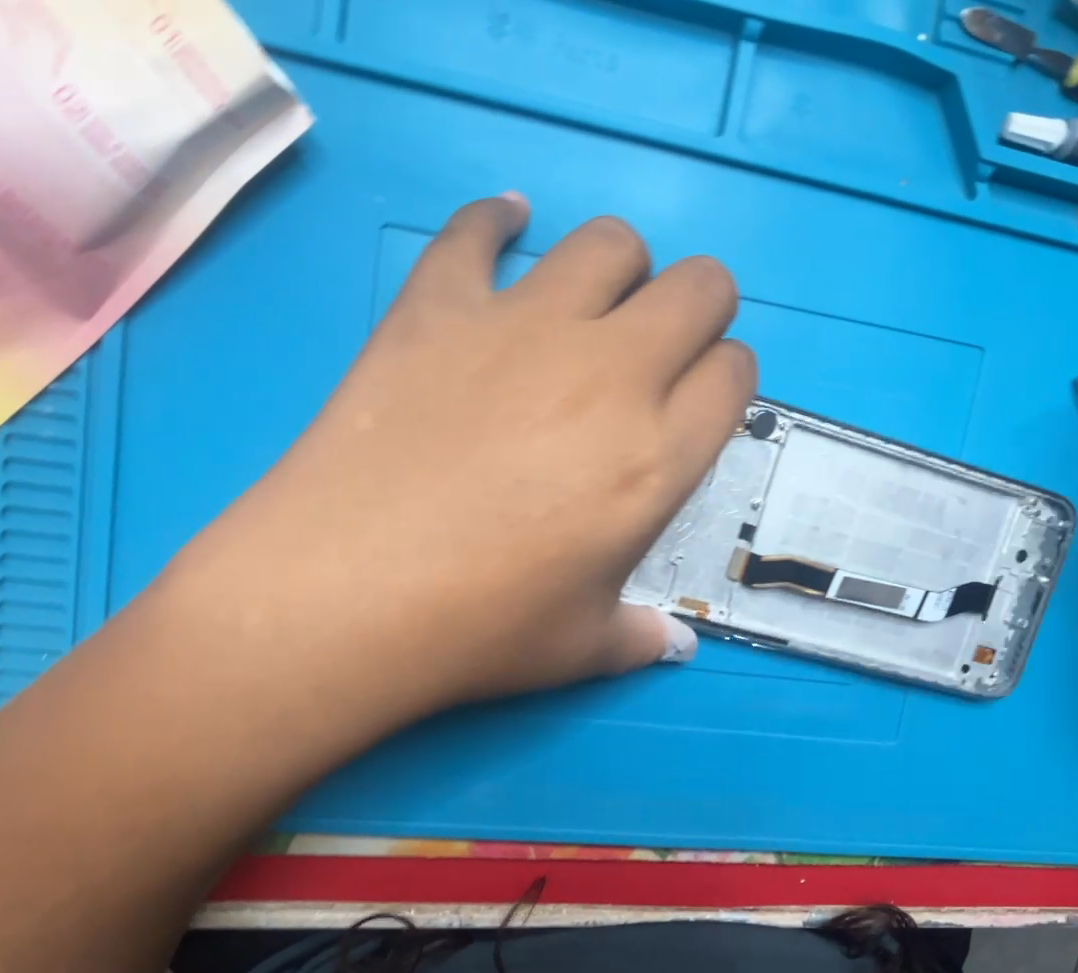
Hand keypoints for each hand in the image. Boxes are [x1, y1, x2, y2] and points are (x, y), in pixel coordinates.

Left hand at [175, 194, 754, 722]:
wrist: (343, 592)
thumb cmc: (477, 629)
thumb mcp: (580, 646)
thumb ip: (639, 635)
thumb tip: (675, 645)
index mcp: (658, 455)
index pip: (734, 374)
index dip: (724, 381)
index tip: (696, 403)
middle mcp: (610, 371)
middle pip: (700, 288)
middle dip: (699, 308)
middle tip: (658, 347)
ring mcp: (522, 326)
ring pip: (610, 244)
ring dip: (619, 267)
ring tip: (591, 303)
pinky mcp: (439, 306)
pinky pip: (476, 231)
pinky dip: (495, 221)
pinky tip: (504, 225)